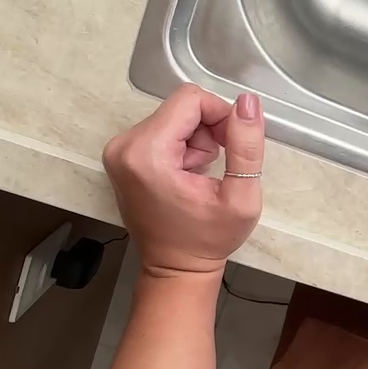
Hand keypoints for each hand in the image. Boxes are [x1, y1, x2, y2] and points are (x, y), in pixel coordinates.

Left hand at [103, 84, 264, 278]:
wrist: (175, 268)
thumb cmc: (208, 239)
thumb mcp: (241, 198)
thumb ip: (246, 147)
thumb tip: (248, 102)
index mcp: (147, 153)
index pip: (191, 100)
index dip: (221, 116)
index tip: (232, 149)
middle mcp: (124, 145)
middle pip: (181, 108)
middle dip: (209, 130)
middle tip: (219, 166)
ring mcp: (119, 150)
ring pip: (174, 117)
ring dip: (197, 140)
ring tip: (202, 176)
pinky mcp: (123, 155)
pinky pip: (163, 130)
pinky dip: (183, 146)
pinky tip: (188, 176)